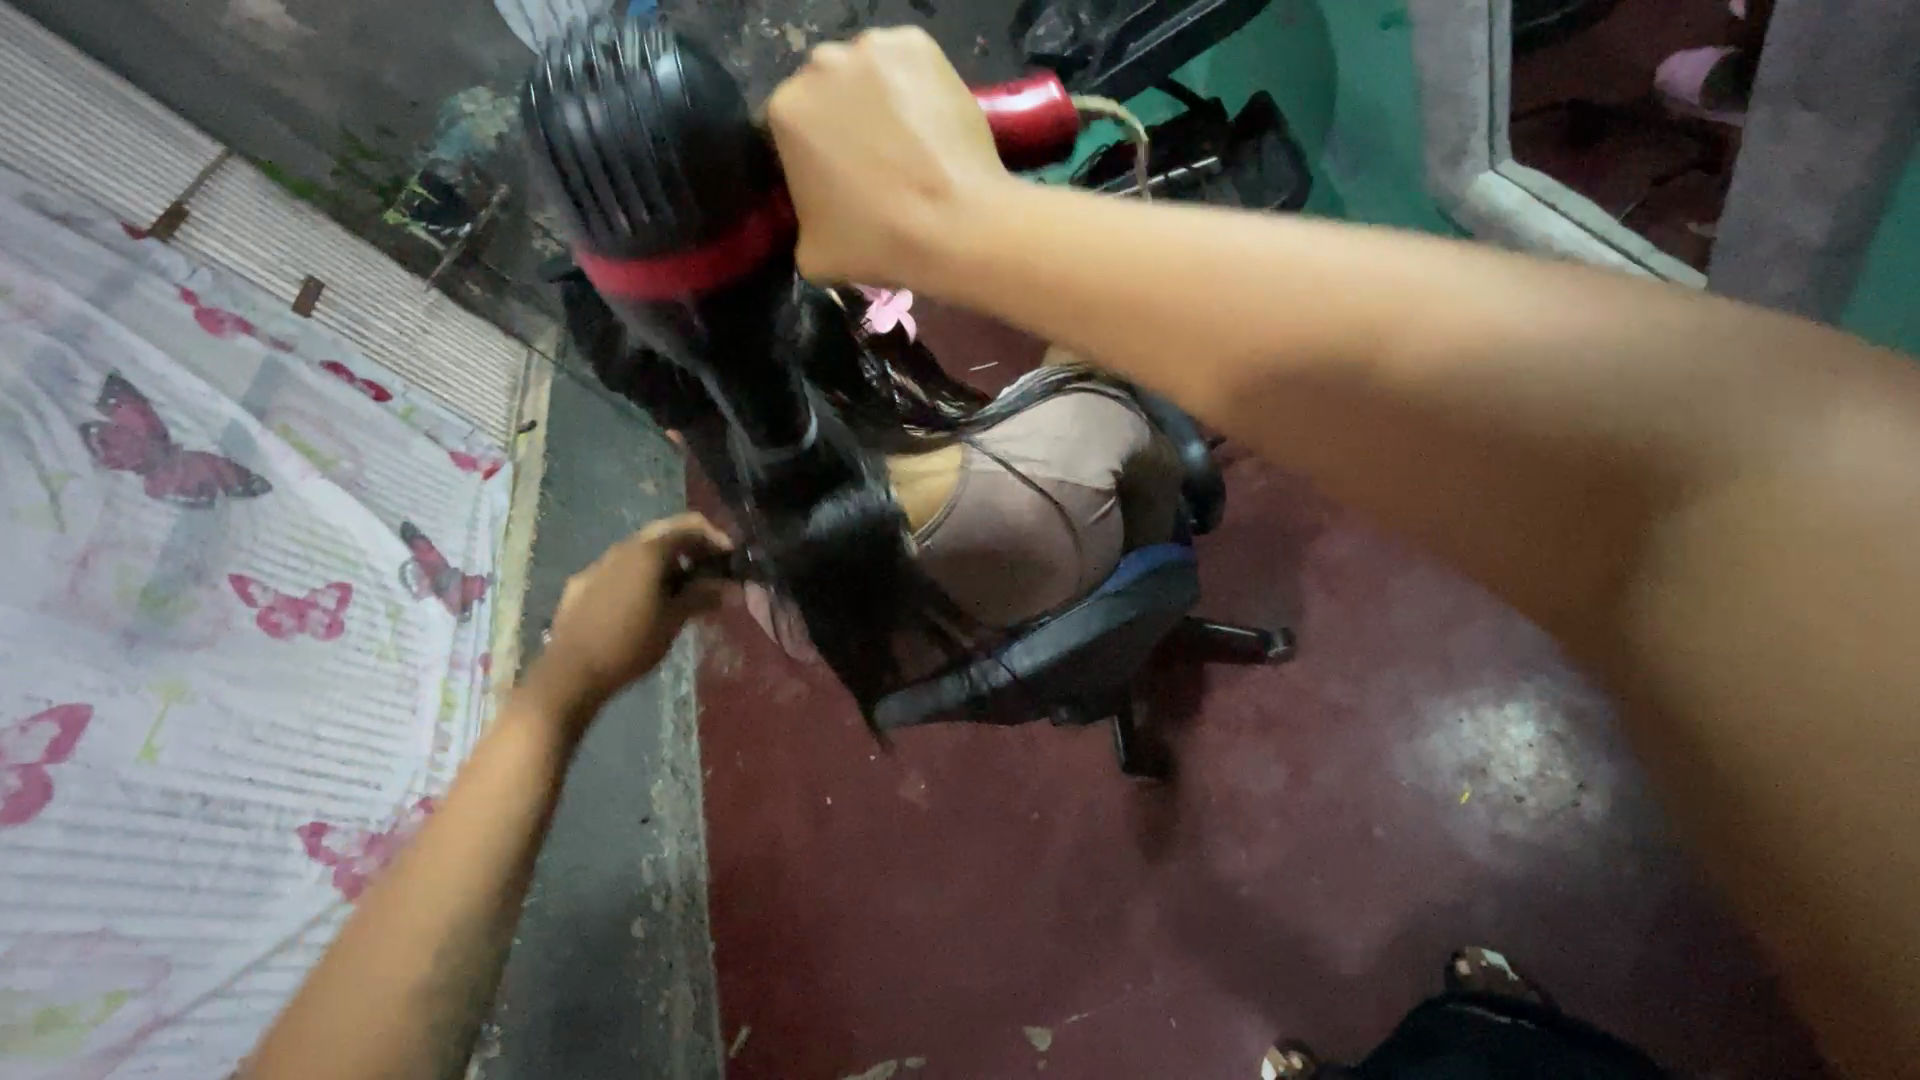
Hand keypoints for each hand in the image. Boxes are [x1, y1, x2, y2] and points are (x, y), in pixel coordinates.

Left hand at [527, 513, 731, 715]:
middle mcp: (622, 549)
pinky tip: (645, 603)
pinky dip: (642, 576)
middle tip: (710, 569)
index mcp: (648, 552)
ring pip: (640, 552)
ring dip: (667, 562)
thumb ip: (703, 597)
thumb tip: (731, 588)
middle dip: (692, 547)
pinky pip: (620, 570)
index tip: (730, 558)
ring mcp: (598, 565)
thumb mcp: (674, 620)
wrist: (570, 672)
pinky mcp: (582, 584)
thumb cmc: (630, 643)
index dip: (715, 538)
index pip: (689, 527)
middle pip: (665, 533)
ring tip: (682, 590)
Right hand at [766, 26, 1010, 286]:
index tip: (834, 179)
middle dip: (841, 123)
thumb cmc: (878, 244)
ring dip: (877, 102)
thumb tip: (815, 219)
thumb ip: (801, 225)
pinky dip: (914, 88)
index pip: (788, 130)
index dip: (809, 157)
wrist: (954, 226)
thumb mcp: (812, 255)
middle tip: (874, 164)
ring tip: (906, 146)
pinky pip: (907, 65)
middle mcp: (820, 66)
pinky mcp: (917, 46)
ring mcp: (871, 50)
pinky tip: (928, 126)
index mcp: (785, 111)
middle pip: (826, 94)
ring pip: (866, 76)